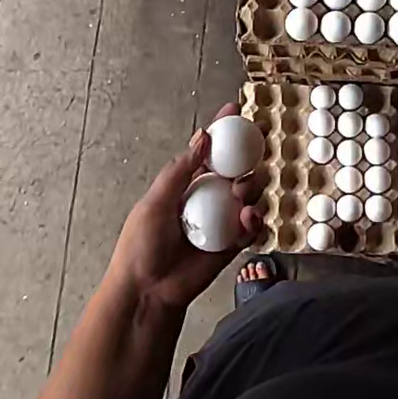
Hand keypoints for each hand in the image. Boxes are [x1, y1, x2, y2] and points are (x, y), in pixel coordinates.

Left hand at [107, 103, 258, 310]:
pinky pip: (253, 226)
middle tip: (245, 167)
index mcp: (188, 183)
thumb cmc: (142, 245)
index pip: (210, 150)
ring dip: (252, 188)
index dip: (223, 130)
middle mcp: (209, 197)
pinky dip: (255, 220)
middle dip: (247, 161)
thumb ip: (180, 169)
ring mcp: (223, 219)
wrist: (149, 289)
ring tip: (242, 197)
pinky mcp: (233, 242)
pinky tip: (247, 218)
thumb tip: (203, 136)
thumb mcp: (155, 201)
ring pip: (250, 193)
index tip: (235, 109)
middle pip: (238, 168)